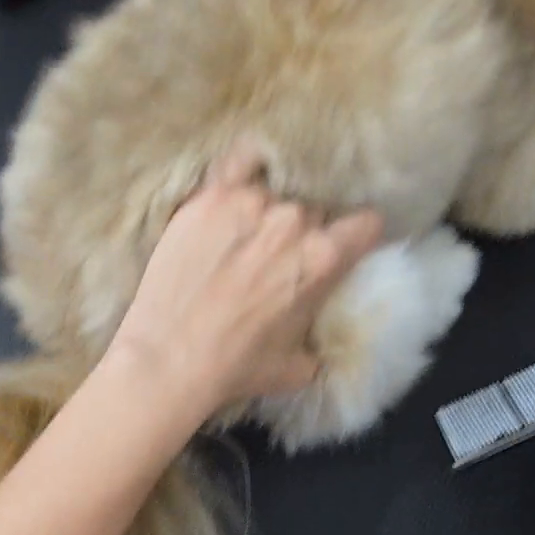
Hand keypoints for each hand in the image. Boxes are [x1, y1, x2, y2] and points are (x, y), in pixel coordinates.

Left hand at [106, 146, 383, 414]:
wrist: (168, 360)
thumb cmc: (236, 369)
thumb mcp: (299, 366)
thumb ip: (323, 336)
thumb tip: (326, 326)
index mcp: (324, 258)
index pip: (366, 223)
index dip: (357, 237)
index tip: (343, 247)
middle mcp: (292, 220)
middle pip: (315, 210)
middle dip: (305, 230)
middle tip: (278, 256)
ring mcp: (248, 202)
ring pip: (274, 192)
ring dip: (266, 210)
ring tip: (243, 235)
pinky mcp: (208, 198)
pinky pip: (237, 165)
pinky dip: (242, 172)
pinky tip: (234, 190)